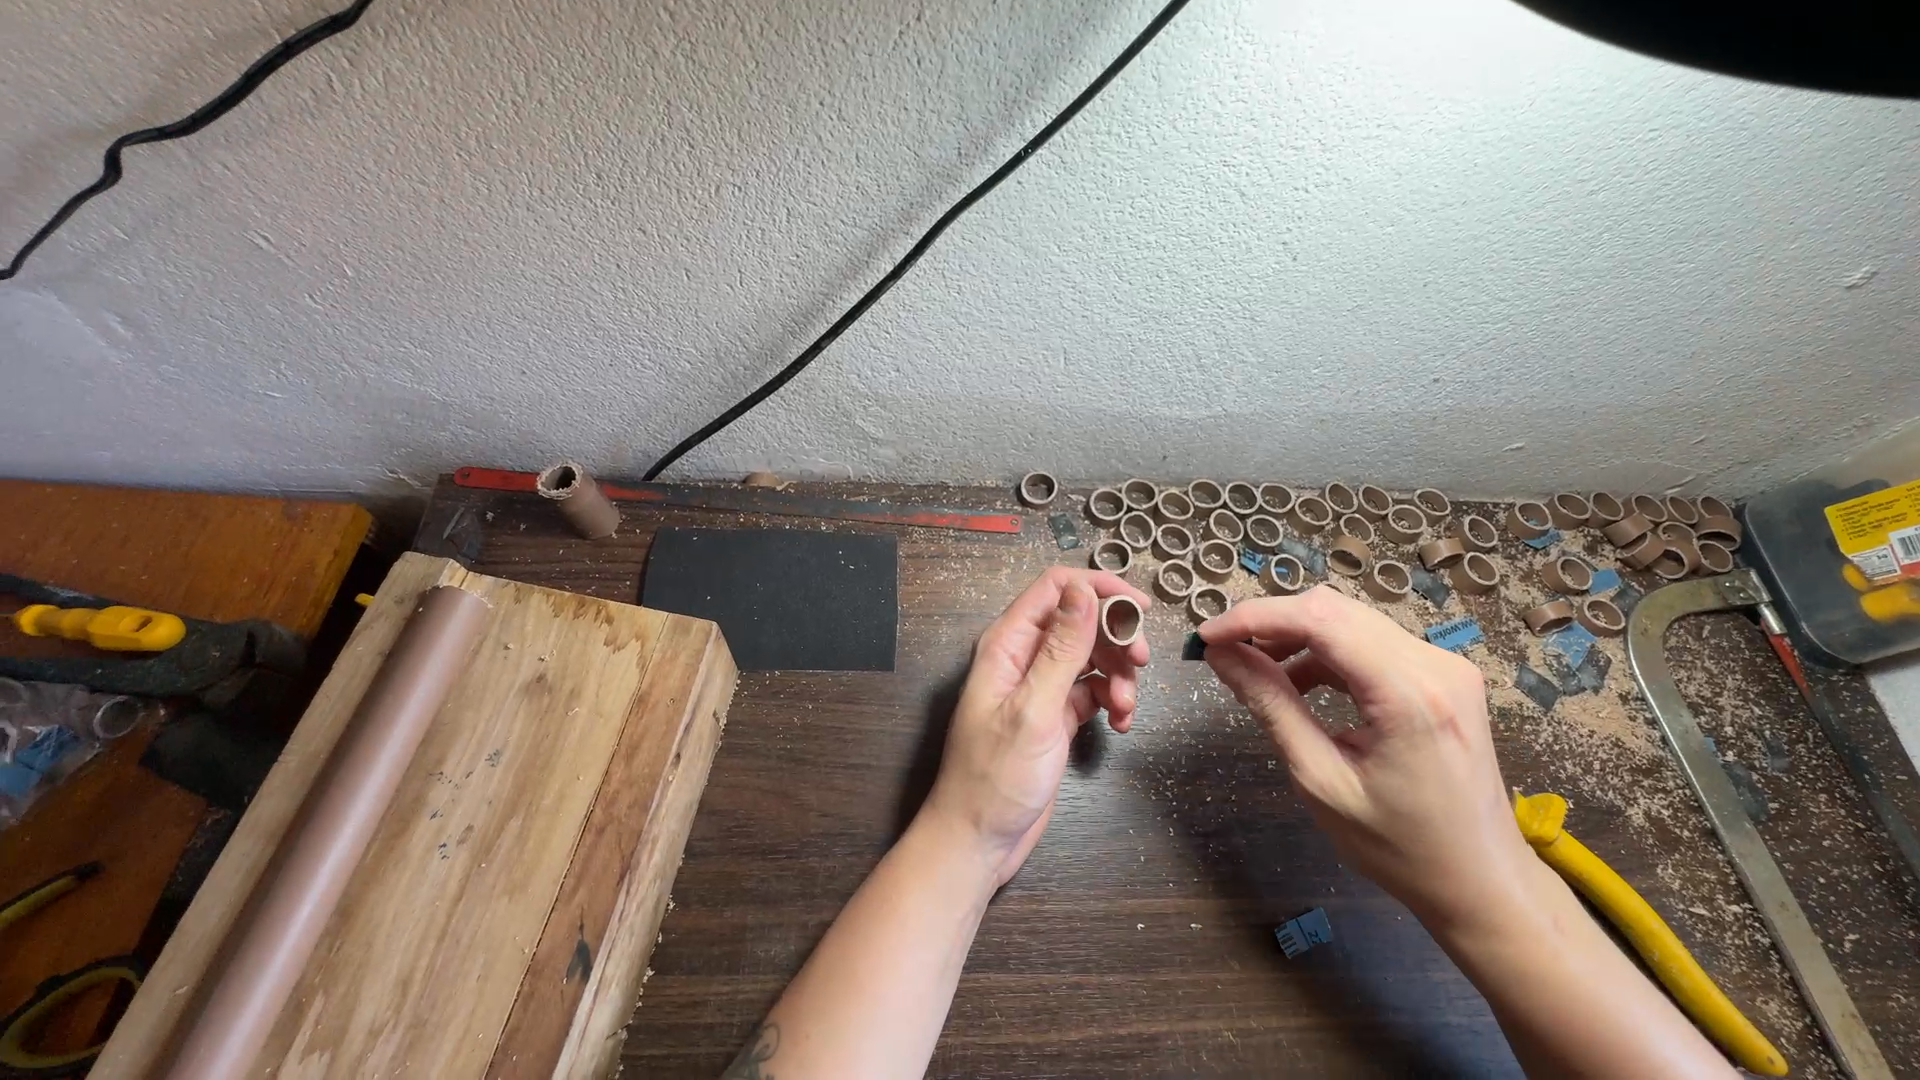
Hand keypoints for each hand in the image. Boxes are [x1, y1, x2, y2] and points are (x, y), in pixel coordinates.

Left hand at [922, 567, 1151, 886]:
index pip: (1056, 588)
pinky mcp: (1055, 716)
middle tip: (1141, 663)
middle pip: (1081, 620)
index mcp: (1008, 643)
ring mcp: (1041, 687)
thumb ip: (1062, 649)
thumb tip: (1084, 590)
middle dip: (1116, 637)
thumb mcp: (1034, 709)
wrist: (979, 838)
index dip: (1099, 588)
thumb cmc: (996, 776)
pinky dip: (1112, 701)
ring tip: (1125, 708)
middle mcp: (1024, 657)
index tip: (1141, 607)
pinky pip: (1093, 691)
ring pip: (1092, 657)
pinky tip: (1122, 724)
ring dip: (1119, 675)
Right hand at [1199, 586, 1532, 924]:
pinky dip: (1324, 652)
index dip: (1254, 618)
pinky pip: (1370, 642)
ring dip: (1294, 635)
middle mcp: (1433, 663)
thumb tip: (1221, 655)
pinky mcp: (1442, 675)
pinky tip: (1298, 682)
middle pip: (1333, 610)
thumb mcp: (1320, 779)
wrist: (1483, 882)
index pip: (1319, 619)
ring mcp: (1444, 665)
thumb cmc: (1399, 846)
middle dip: (1269, 622)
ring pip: (1349, 620)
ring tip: (1255, 669)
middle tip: (1223, 652)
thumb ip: (1270, 706)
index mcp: (1408, 693)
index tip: (1206, 638)